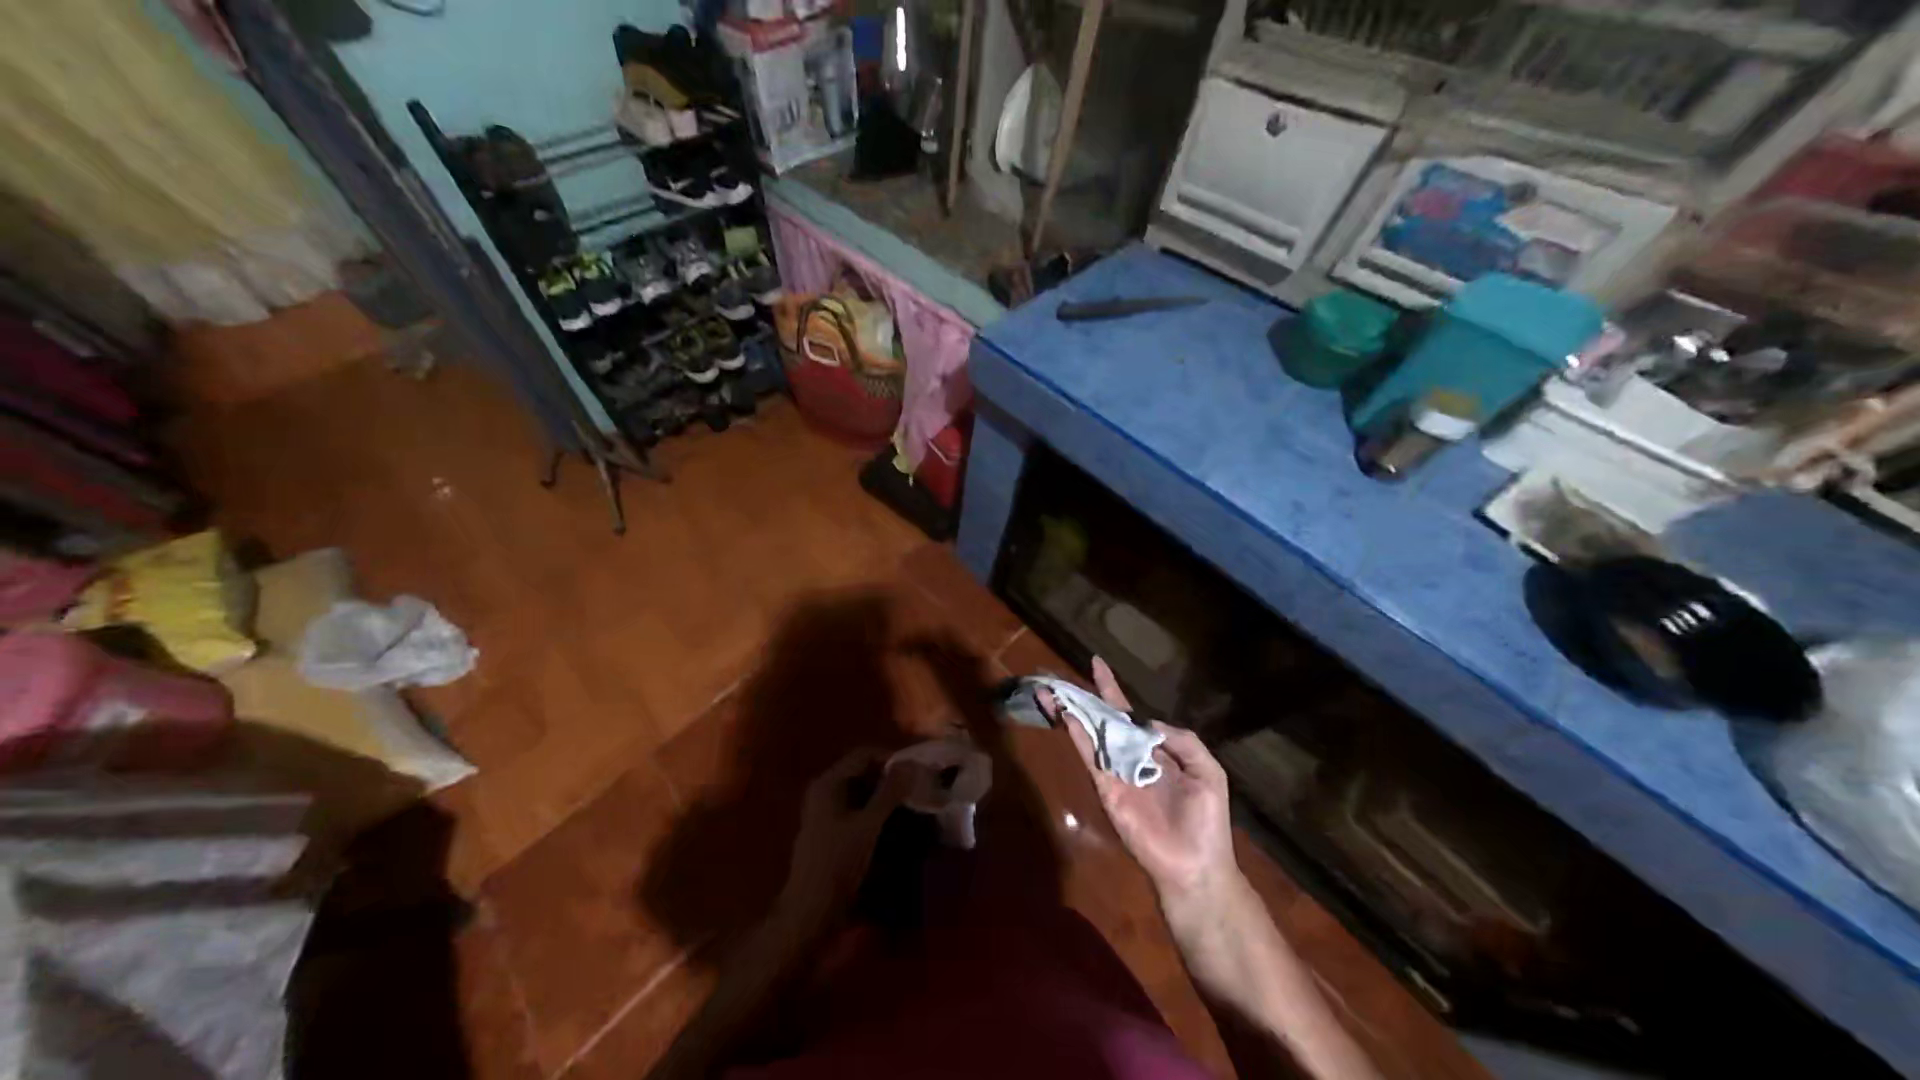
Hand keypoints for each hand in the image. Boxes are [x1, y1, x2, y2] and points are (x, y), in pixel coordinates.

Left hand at [773, 749, 913, 933]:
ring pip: (860, 792)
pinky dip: (875, 810)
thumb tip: (912, 764)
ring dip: (885, 794)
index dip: (891, 758)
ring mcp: (825, 812)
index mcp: (828, 783)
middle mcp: (823, 791)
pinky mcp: (830, 831)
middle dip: (890, 776)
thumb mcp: (868, 826)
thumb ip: (890, 793)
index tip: (918, 769)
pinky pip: (856, 809)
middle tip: (918, 786)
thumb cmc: (837, 864)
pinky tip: (895, 822)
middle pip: (861, 771)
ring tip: (912, 803)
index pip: (863, 755)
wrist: (809, 911)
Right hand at [1044, 659, 1237, 903]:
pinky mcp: (1107, 790)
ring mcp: (1116, 773)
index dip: (1112, 689)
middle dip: (1082, 698)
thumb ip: (1183, 741)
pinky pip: (1091, 758)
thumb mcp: (1207, 771)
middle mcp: (1131, 756)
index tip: (1096, 663)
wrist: (1195, 864)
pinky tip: (1067, 717)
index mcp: (1155, 750)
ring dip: (1071, 713)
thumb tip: (1147, 722)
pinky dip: (1078, 737)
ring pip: (1090, 735)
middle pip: (1101, 720)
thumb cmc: (1207, 820)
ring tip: (1051, 692)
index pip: (1129, 713)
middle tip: (1057, 678)